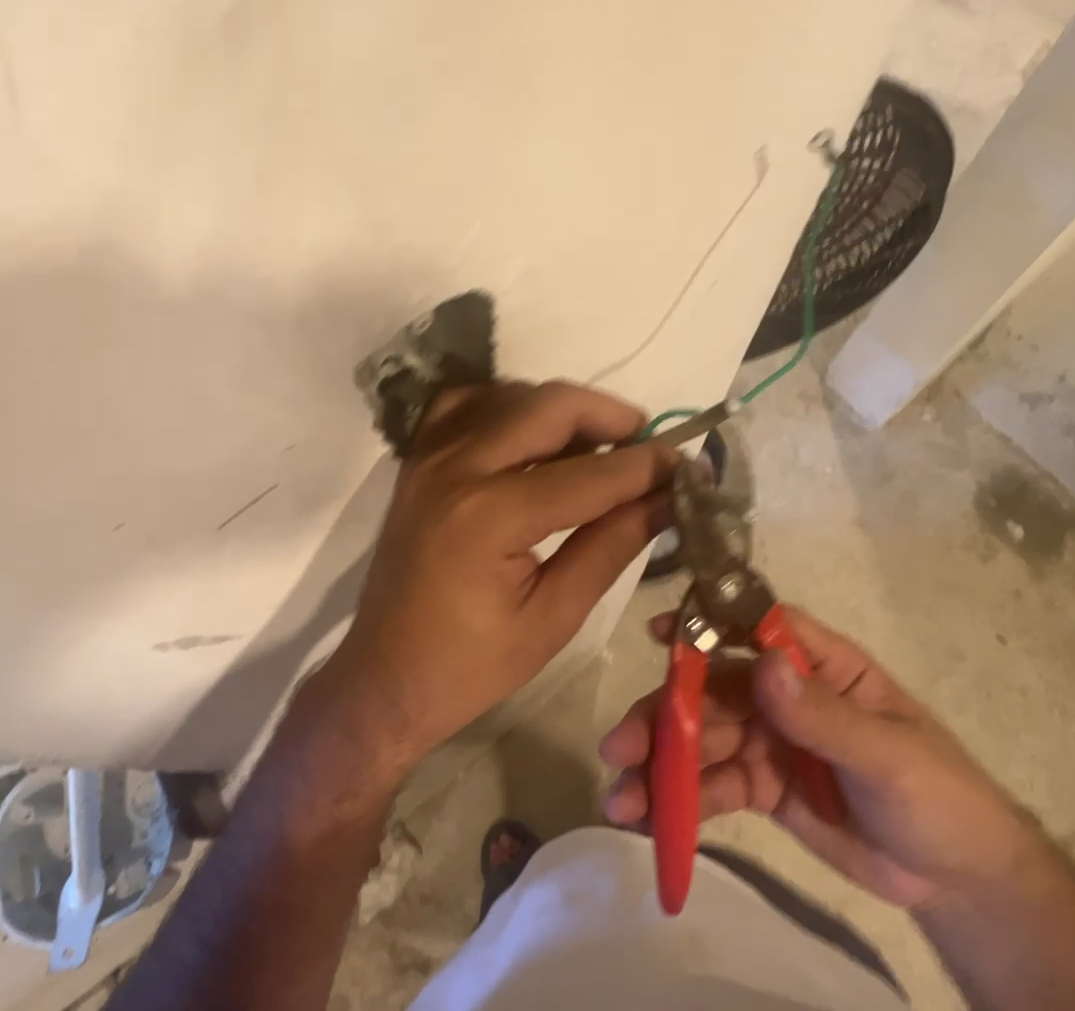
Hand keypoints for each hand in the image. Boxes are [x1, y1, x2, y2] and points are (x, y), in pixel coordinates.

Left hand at [319, 380, 676, 768]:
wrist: (384, 678)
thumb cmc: (471, 665)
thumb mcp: (554, 616)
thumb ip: (611, 546)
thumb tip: (668, 498)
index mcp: (491, 517)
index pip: (592, 473)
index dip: (649, 466)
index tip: (690, 464)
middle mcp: (456, 468)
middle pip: (548, 407)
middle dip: (609, 417)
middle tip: (648, 444)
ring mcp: (428, 458)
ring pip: (508, 396)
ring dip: (560, 410)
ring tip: (597, 445)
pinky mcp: (415, 462)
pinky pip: (463, 405)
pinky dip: (505, 406)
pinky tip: (530, 437)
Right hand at [600, 607, 1046, 908]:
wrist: (955, 879)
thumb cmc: (939, 796)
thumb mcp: (889, 755)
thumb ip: (825, 716)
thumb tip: (762, 662)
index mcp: (823, 669)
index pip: (759, 630)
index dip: (708, 625)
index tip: (657, 633)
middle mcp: (786, 697)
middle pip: (712, 693)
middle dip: (662, 718)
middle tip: (618, 750)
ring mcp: (769, 743)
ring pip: (701, 744)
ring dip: (659, 768)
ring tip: (621, 802)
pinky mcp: (761, 789)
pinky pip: (713, 789)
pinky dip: (679, 803)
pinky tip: (646, 822)